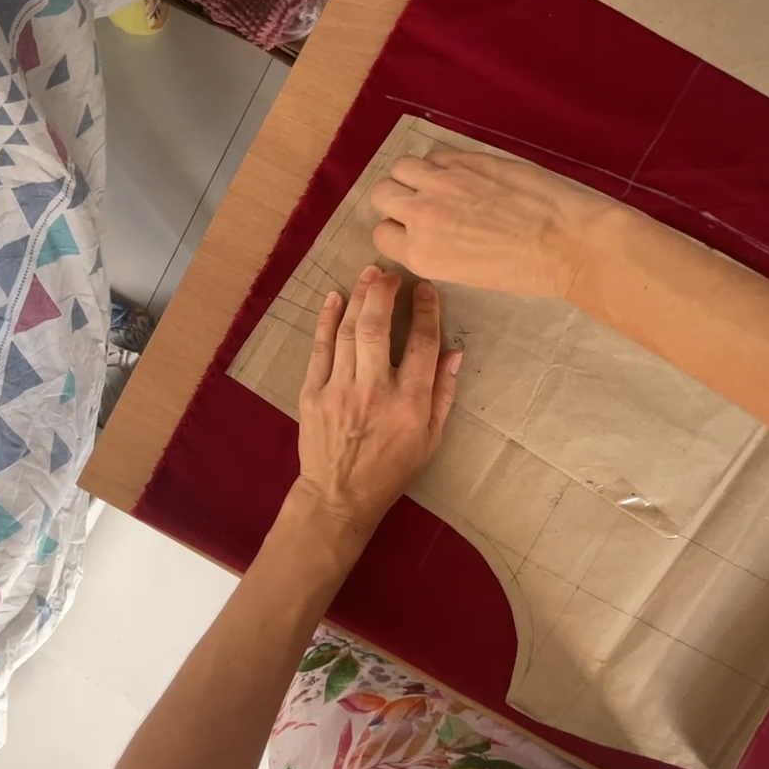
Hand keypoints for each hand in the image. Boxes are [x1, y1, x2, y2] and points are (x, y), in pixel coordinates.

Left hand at [292, 265, 461, 537]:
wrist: (340, 496)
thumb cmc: (391, 469)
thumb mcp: (431, 440)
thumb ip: (443, 393)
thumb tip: (455, 351)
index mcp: (409, 405)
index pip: (422, 345)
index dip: (426, 311)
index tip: (425, 289)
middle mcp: (374, 392)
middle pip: (378, 329)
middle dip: (384, 293)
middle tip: (390, 272)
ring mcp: (339, 390)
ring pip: (349, 332)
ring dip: (359, 298)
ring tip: (368, 274)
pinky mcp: (312, 393)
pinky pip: (320, 348)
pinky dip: (326, 320)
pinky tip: (335, 297)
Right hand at [370, 150, 629, 298]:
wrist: (569, 241)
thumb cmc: (527, 271)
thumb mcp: (466, 275)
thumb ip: (435, 250)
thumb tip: (428, 233)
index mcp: (421, 253)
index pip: (380, 232)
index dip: (396, 229)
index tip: (411, 229)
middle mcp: (422, 215)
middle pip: (381, 193)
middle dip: (396, 197)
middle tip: (419, 201)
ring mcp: (443, 182)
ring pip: (402, 166)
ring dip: (413, 174)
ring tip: (438, 182)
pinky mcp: (468, 159)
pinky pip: (436, 153)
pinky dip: (442, 162)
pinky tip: (463, 173)